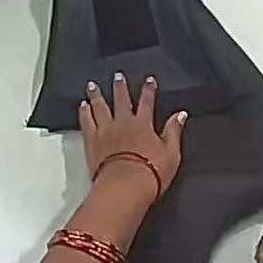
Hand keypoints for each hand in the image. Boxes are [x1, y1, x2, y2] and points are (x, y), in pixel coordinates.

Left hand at [79, 72, 184, 204]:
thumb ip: (173, 132)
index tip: (149, 80)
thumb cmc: (150, 173)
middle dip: (120, 86)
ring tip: (92, 85)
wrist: (125, 186)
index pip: (147, 102)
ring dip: (96, 95)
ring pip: (100, 106)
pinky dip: (84, 112)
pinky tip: (82, 106)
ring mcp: (105, 130)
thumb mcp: (171, 154)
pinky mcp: (92, 141)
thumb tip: (180, 115)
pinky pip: (86, 121)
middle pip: (121, 99)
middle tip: (117, 75)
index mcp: (143, 125)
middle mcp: (123, 123)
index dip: (148, 90)